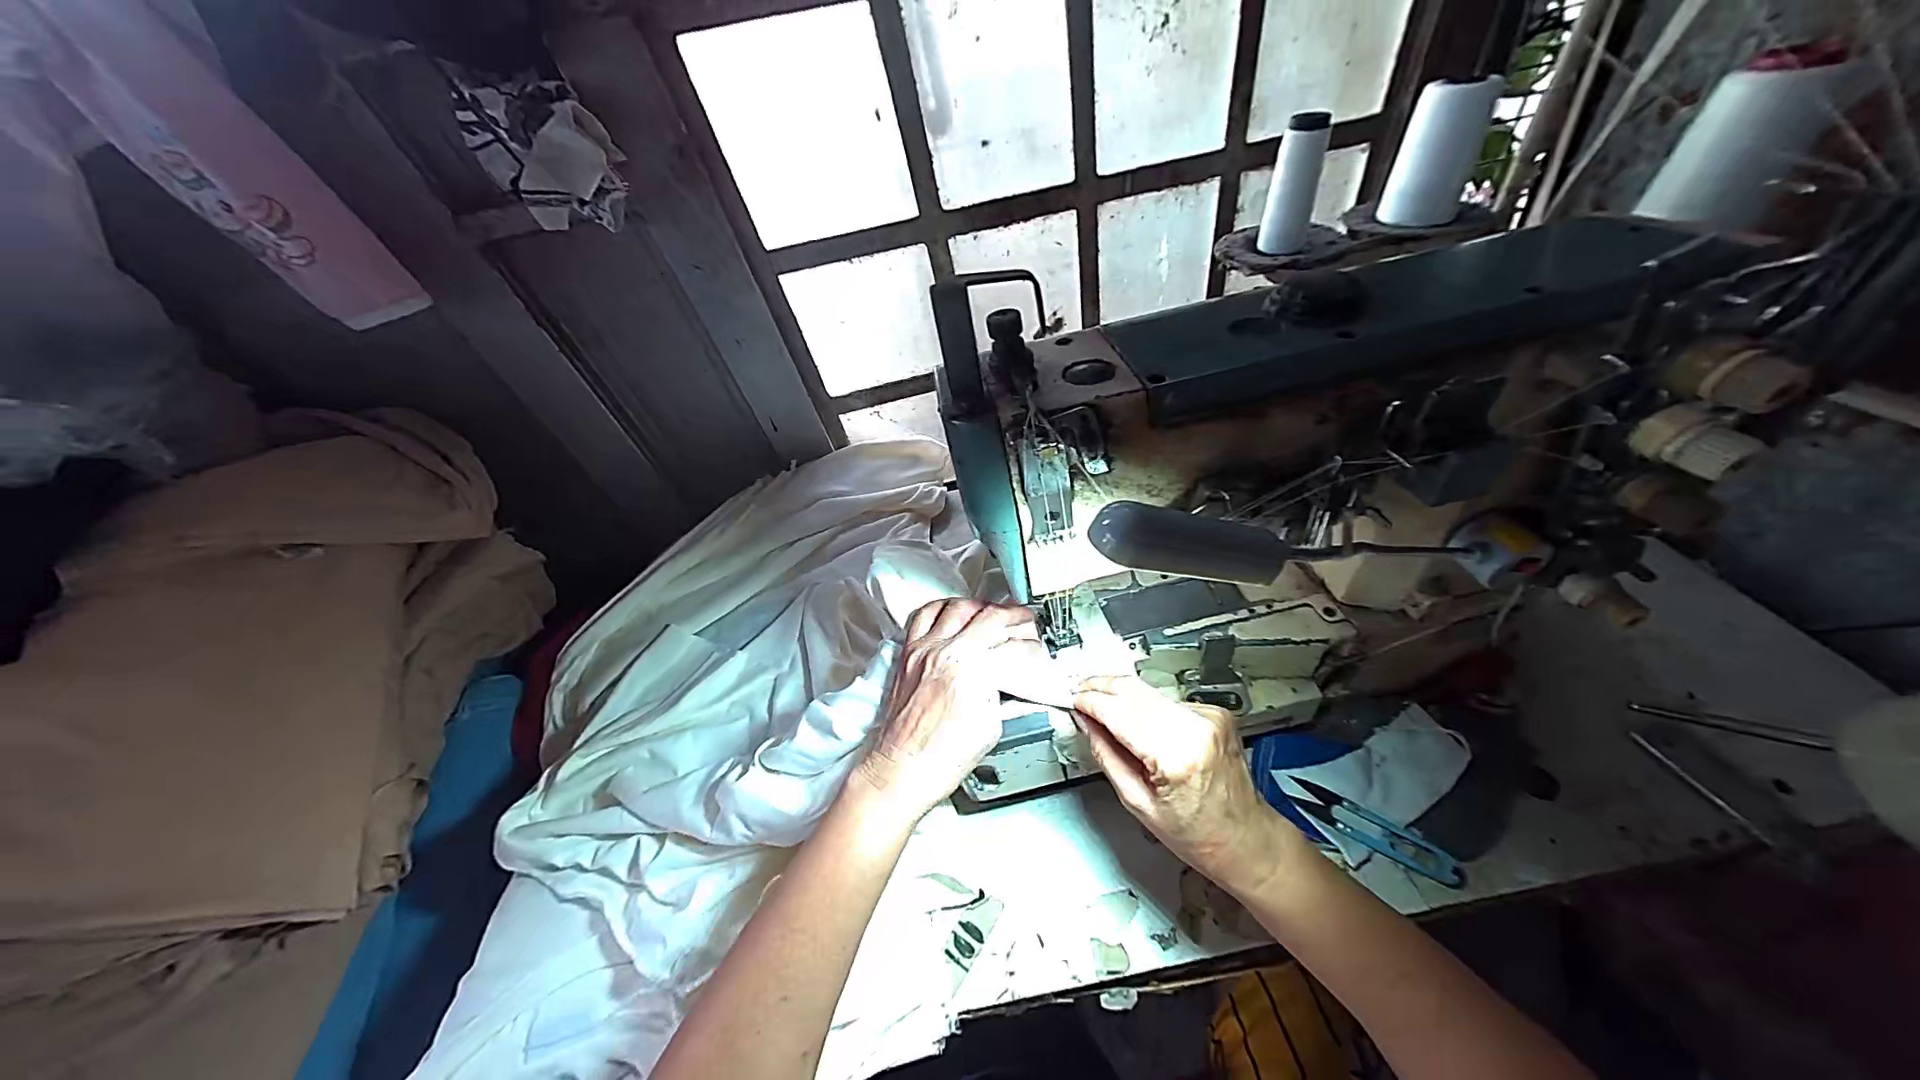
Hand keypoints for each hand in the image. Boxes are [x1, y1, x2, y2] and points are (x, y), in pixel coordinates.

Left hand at [846, 599, 1046, 826]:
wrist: (902, 769)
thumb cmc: (940, 758)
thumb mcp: (992, 727)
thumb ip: (1004, 693)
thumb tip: (1014, 678)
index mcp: (972, 671)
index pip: (1014, 645)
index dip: (1034, 648)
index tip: (1038, 651)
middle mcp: (946, 653)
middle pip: (990, 616)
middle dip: (1016, 618)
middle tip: (1026, 625)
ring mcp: (924, 650)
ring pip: (958, 607)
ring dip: (981, 608)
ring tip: (993, 615)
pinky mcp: (908, 654)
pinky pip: (924, 615)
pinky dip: (943, 608)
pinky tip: (953, 613)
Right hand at [1073, 675, 1302, 894]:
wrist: (1245, 837)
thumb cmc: (1200, 833)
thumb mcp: (1138, 803)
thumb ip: (1107, 755)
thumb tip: (1087, 723)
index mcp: (1176, 755)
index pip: (1119, 712)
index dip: (1089, 702)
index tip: (1072, 700)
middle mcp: (1197, 728)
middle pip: (1133, 690)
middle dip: (1101, 687)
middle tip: (1079, 692)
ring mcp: (1209, 717)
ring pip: (1148, 691)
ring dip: (1121, 695)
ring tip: (1100, 706)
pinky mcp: (1214, 712)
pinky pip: (1166, 700)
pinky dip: (1146, 706)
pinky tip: (1137, 720)